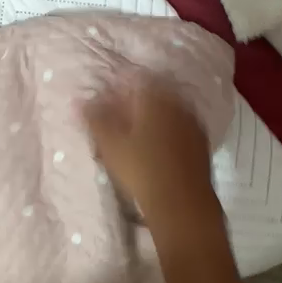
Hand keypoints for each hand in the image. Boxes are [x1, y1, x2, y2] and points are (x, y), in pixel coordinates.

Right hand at [82, 75, 223, 247]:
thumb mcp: (110, 144)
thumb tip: (79, 101)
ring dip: (151, 119)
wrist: (181, 202)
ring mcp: (193, 122)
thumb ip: (94, 119)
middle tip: (117, 122)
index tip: (104, 103)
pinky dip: (165, 134)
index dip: (117, 88)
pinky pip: (179, 129)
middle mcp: (177, 103)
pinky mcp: (202, 143)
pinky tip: (155, 151)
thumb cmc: (141, 170)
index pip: (134, 79)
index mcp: (155, 97)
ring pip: (167, 112)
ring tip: (134, 138)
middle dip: (133, 104)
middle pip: (152, 95)